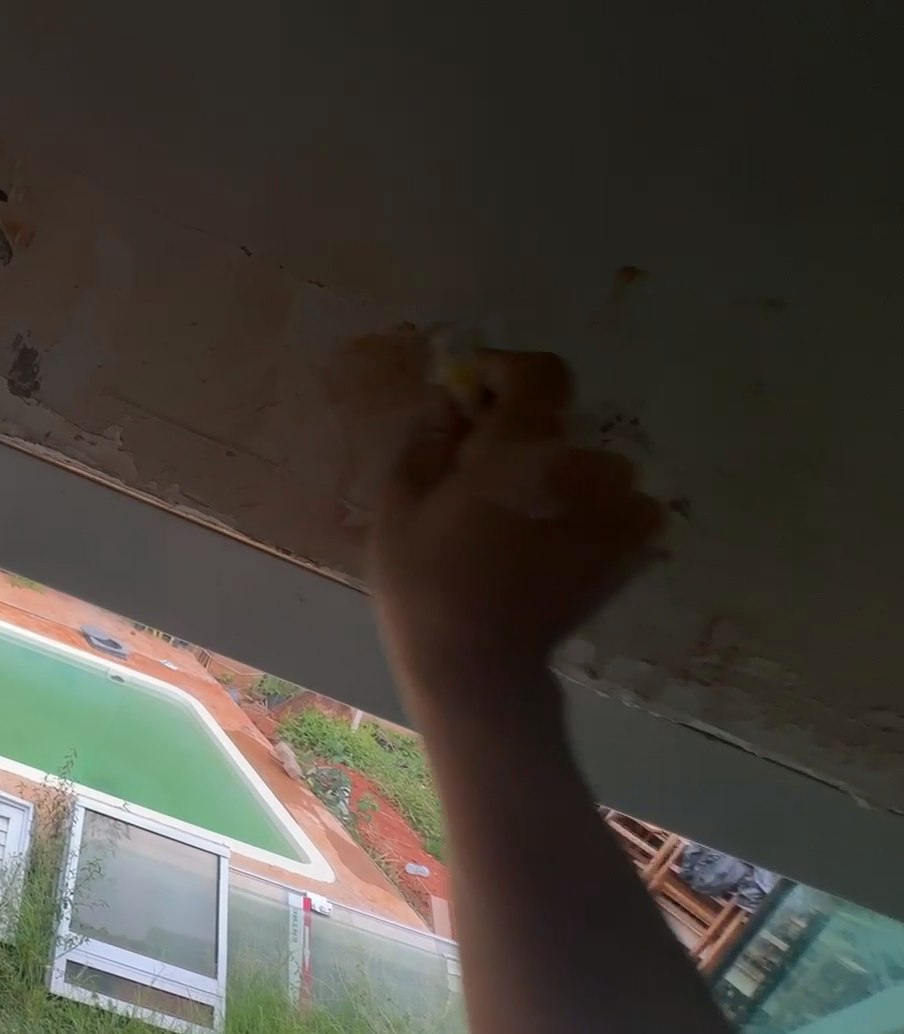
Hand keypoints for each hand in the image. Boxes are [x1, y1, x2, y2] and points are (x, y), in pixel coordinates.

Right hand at [369, 350, 661, 707]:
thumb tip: (448, 400)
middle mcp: (585, 465)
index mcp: (522, 450)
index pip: (538, 373)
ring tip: (502, 516)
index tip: (469, 395)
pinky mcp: (634, 541)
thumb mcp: (398, 504)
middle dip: (512, 438)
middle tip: (469, 475)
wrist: (478, 661)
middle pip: (554, 423)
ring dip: (546, 473)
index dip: (503, 372)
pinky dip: (577, 504)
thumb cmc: (422, 580)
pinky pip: (609, 498)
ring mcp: (621, 505)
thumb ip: (427, 440)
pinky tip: (538, 540)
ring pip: (582, 462)